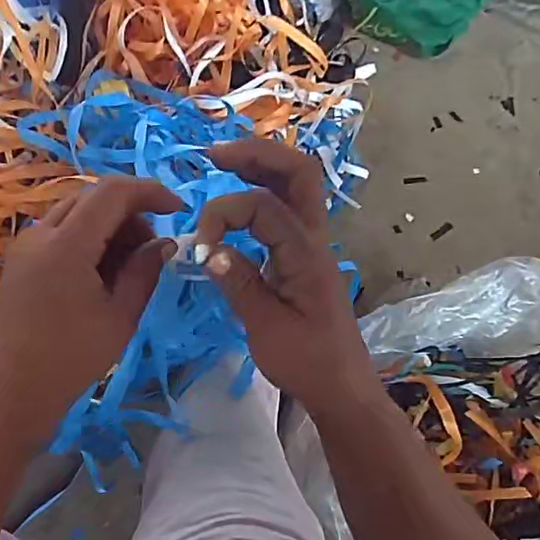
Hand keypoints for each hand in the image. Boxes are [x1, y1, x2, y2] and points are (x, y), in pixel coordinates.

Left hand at [0, 176, 178, 433]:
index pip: (113, 192)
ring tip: (127, 266)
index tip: (177, 211)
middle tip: (152, 249)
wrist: (17, 387)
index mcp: (67, 243)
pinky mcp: (18, 260)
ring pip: (74, 212)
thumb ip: (145, 270)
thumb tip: (164, 243)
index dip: (151, 192)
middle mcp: (40, 232)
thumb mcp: (121, 316)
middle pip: (92, 197)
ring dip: (107, 225)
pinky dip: (85, 238)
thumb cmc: (74, 357)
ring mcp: (24, 244)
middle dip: (130, 212)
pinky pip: (58, 231)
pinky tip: (99, 272)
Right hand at [194, 139, 376, 416]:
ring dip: (261, 168)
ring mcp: (310, 247)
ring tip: (221, 163)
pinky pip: (285, 212)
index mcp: (305, 253)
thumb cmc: (306, 361)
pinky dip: (261, 195)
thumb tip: (209, 250)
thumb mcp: (266, 327)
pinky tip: (237, 204)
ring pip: (295, 187)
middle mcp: (313, 240)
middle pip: (297, 172)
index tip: (200, 251)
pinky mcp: (302, 260)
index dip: (222, 215)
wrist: (340, 386)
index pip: (261, 205)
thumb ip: (239, 283)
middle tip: (214, 155)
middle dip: (256, 154)